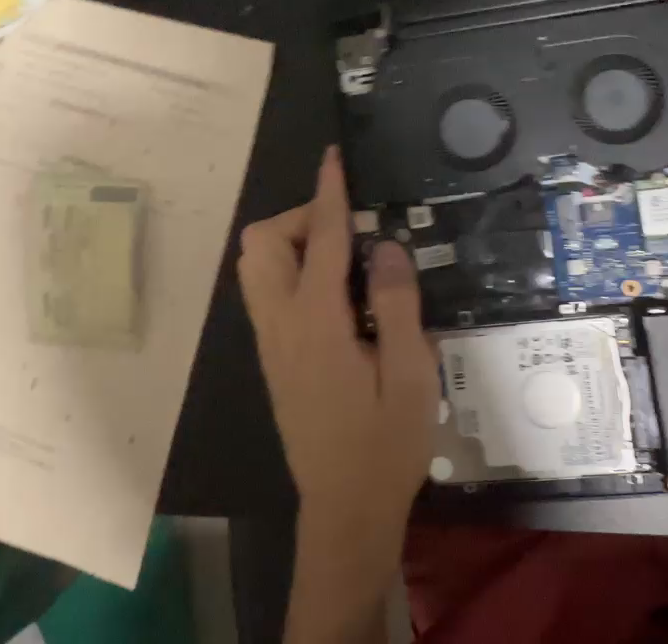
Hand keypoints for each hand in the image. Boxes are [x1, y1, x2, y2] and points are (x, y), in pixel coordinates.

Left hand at [238, 147, 437, 642]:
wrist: (344, 508)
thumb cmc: (385, 445)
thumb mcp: (410, 375)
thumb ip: (397, 304)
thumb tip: (386, 246)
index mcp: (315, 323)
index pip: (319, 240)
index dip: (329, 194)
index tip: (334, 159)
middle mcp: (279, 324)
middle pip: (263, 244)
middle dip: (301, 220)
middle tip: (353, 233)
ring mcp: (269, 342)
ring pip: (257, 266)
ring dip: (293, 245)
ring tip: (347, 261)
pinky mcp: (271, 357)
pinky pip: (266, 291)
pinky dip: (292, 270)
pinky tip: (337, 295)